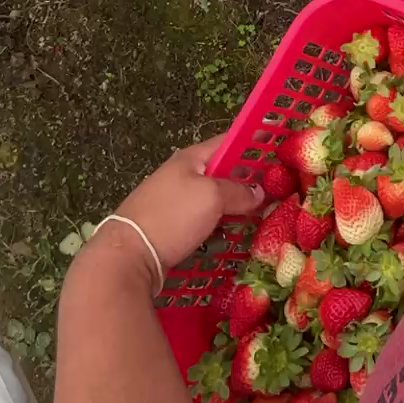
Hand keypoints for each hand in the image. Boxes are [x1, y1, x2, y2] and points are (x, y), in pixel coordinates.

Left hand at [92, 134, 263, 286]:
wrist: (123, 261)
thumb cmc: (170, 218)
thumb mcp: (212, 198)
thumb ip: (239, 191)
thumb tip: (258, 193)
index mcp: (191, 159)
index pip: (231, 141)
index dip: (255, 143)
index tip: (280, 149)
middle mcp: (181, 175)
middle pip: (223, 171)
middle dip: (249, 178)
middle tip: (278, 185)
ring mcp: (173, 202)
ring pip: (214, 197)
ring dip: (236, 204)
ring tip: (262, 212)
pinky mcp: (168, 228)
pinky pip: (203, 218)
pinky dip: (220, 222)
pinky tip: (234, 232)